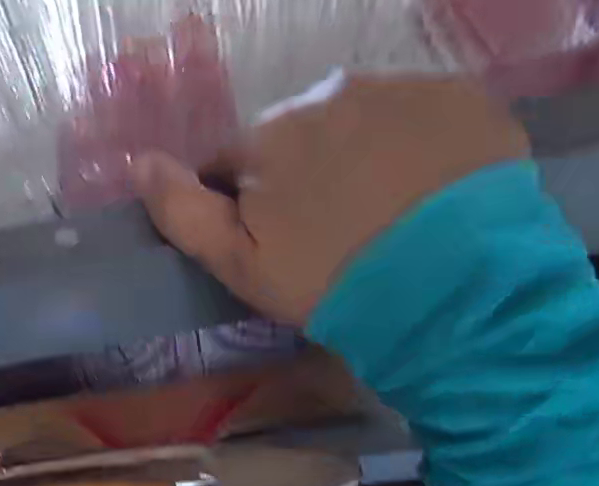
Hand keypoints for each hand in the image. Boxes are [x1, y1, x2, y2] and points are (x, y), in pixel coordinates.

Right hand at [130, 74, 529, 325]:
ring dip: (354, 158)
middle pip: (294, 137)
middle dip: (297, 176)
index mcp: (267, 136)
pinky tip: (418, 196)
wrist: (449, 285)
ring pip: (354, 123)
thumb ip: (184, 214)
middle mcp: (327, 92)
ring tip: (376, 217)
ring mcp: (399, 87)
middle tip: (325, 236)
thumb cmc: (326, 281)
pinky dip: (408, 149)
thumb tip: (139, 163)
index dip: (240, 204)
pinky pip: (414, 119)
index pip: (229, 161)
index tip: (268, 244)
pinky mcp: (459, 97)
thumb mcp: (239, 265)